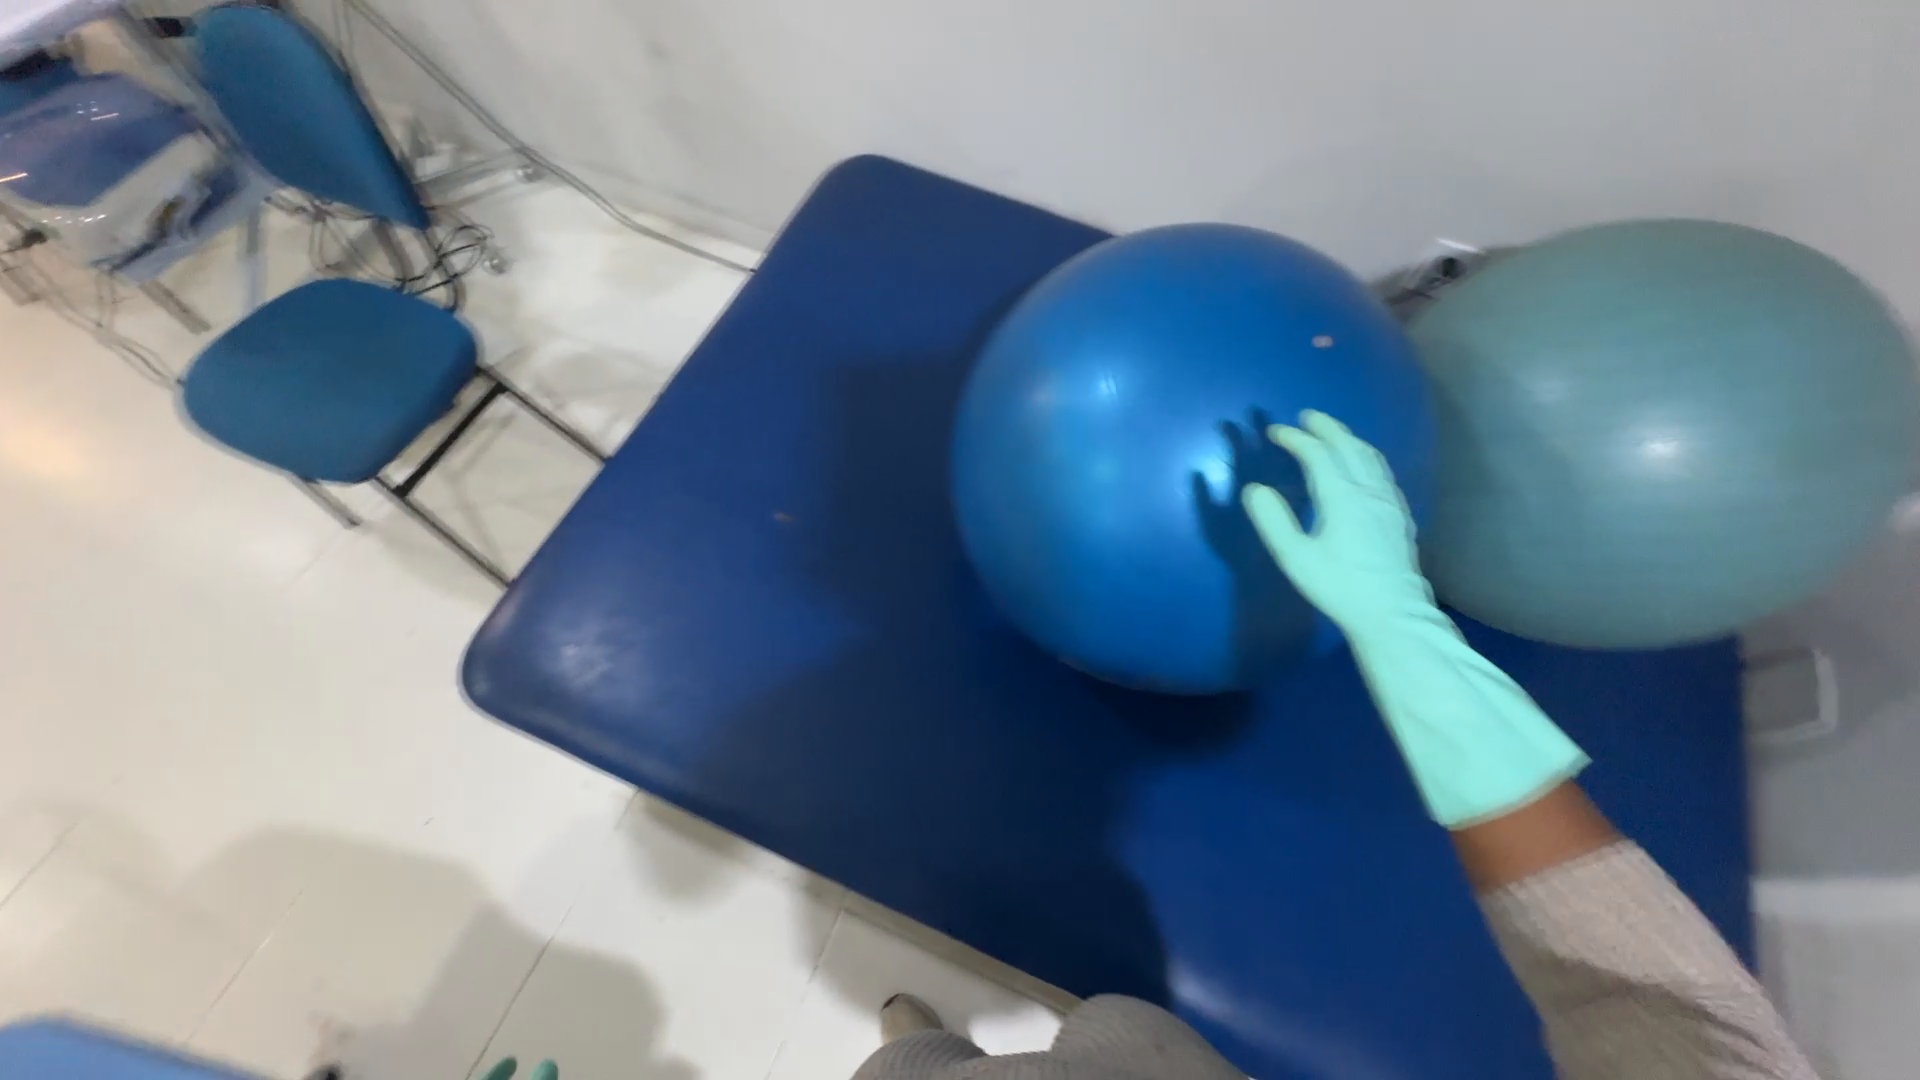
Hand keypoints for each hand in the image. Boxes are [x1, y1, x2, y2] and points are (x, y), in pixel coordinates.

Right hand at [1239, 410, 1433, 633]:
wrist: (1391, 612)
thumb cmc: (1338, 586)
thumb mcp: (1295, 557)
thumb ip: (1273, 520)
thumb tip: (1255, 489)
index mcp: (1341, 498)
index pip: (1317, 455)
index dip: (1295, 439)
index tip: (1275, 431)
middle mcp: (1368, 491)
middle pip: (1348, 446)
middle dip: (1325, 427)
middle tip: (1306, 417)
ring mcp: (1387, 501)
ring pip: (1369, 456)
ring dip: (1347, 438)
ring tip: (1331, 432)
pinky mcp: (1398, 514)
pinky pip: (1381, 471)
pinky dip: (1364, 455)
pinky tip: (1361, 464)